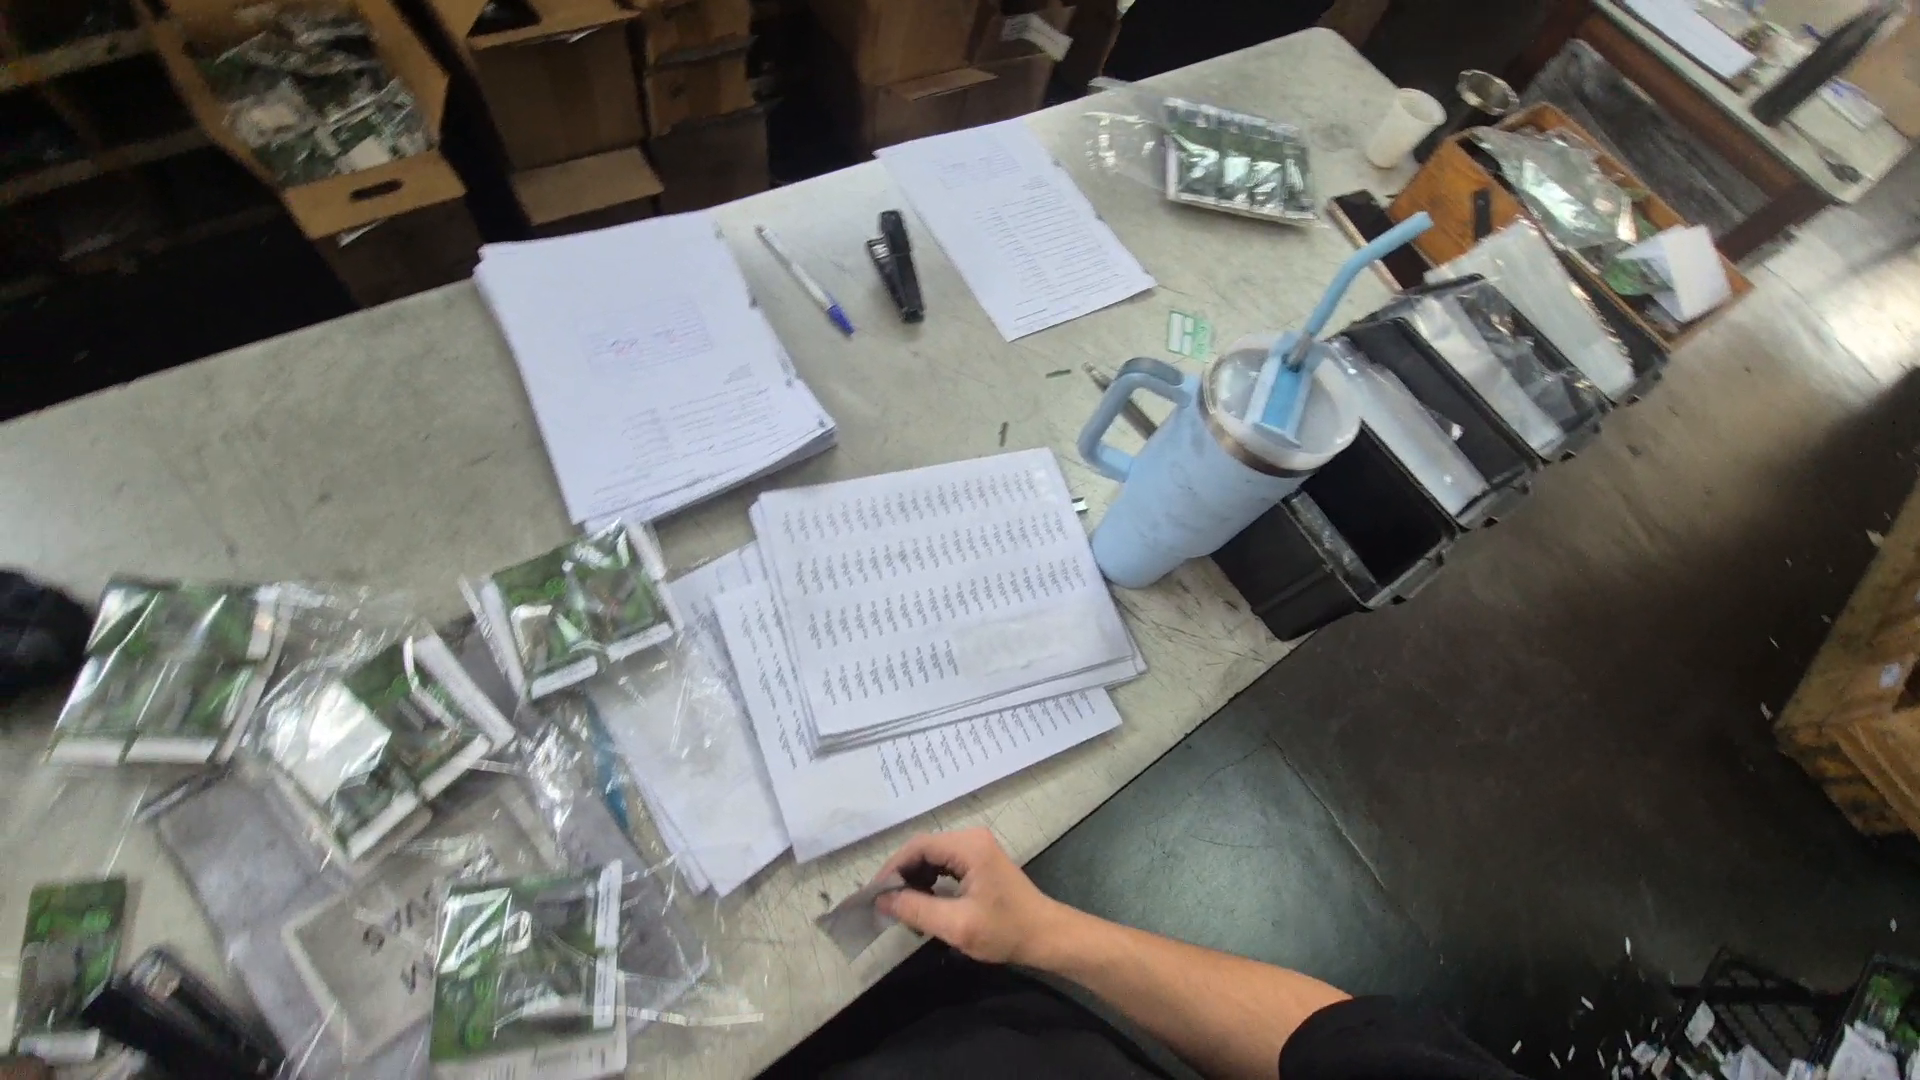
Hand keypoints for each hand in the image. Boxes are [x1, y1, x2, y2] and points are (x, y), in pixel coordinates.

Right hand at [872, 828, 1066, 965]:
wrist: (1046, 936)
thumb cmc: (1005, 930)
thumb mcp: (957, 925)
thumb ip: (917, 910)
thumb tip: (882, 901)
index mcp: (968, 845)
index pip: (918, 846)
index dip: (893, 868)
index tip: (875, 895)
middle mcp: (971, 838)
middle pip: (924, 849)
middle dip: (902, 875)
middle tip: (886, 905)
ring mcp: (976, 848)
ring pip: (933, 857)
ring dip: (915, 880)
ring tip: (904, 908)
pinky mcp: (979, 860)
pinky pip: (944, 864)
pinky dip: (930, 882)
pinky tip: (925, 904)